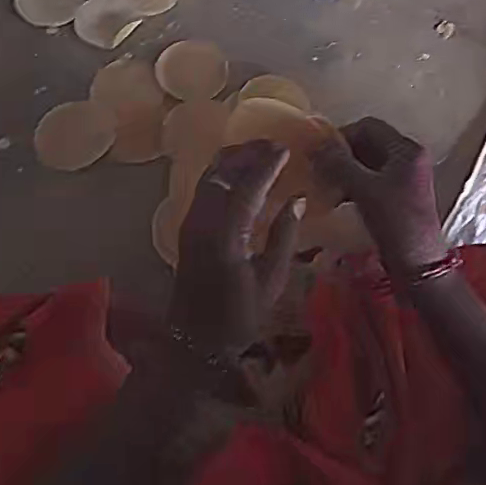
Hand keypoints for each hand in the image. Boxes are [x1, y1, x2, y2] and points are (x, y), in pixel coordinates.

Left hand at [168, 140, 301, 357]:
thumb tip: (297, 198)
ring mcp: (191, 223)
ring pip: (210, 176)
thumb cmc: (239, 315)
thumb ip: (285, 236)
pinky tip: (241, 171)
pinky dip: (223, 172)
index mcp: (225, 237)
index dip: (266, 165)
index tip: (285, 149)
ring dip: (233, 159)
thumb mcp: (271, 280)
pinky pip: (205, 187)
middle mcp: (202, 223)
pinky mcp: (188, 226)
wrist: (195, 340)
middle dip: (248, 153)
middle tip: (274, 143)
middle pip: (222, 173)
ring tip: (260, 150)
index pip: (246, 188)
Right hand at [314, 118, 449, 278]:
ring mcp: (405, 176)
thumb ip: (338, 164)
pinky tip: (336, 197)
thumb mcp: (364, 190)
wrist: (419, 265)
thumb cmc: (395, 222)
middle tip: (318, 168)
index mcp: (406, 149)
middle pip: (368, 143)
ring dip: (345, 170)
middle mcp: (409, 157)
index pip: (368, 127)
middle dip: (342, 154)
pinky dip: (353, 183)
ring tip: (324, 183)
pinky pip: (372, 179)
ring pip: (368, 162)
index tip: (320, 152)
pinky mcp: (399, 194)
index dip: (341, 135)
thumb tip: (314, 144)